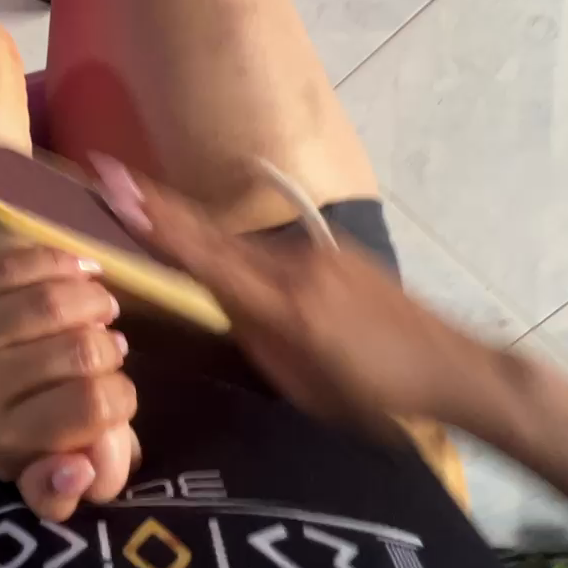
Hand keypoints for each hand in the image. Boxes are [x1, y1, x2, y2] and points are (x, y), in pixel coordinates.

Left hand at [0, 247, 138, 520]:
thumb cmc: (16, 421)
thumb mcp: (44, 473)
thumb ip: (73, 486)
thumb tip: (80, 471)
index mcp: (8, 439)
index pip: (91, 407)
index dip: (121, 393)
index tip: (120, 385)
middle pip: (80, 351)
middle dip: (110, 343)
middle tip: (112, 340)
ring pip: (51, 302)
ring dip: (92, 298)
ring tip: (100, 304)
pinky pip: (16, 265)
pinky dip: (60, 262)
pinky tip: (79, 271)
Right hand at [93, 156, 501, 434]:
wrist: (460, 368)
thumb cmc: (378, 395)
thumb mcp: (304, 384)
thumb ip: (254, 334)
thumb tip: (217, 299)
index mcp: (284, 305)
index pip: (204, 258)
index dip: (157, 223)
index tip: (116, 189)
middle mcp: (292, 265)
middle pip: (208, 231)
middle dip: (154, 203)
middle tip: (106, 172)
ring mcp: (312, 251)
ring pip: (232, 236)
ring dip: (183, 219)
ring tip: (135, 194)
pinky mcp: (327, 248)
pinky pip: (260, 243)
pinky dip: (223, 238)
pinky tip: (203, 233)